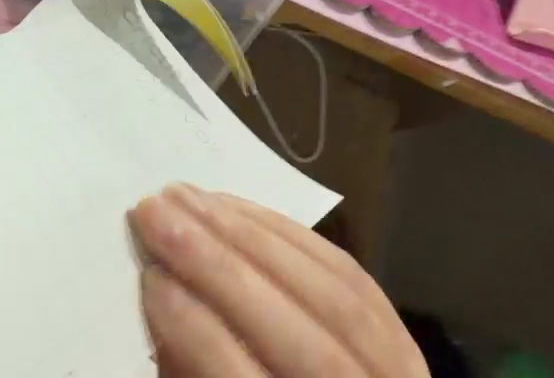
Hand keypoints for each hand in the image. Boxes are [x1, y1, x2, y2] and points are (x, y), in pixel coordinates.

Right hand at [131, 186, 426, 377]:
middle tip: (152, 212)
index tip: (149, 276)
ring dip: (246, 234)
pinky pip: (351, 278)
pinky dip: (286, 232)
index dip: (198, 331)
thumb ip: (183, 357)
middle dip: (217, 267)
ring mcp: (400, 377)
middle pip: (305, 343)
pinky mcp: (404, 341)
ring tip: (181, 195)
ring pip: (334, 301)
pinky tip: (230, 204)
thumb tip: (158, 284)